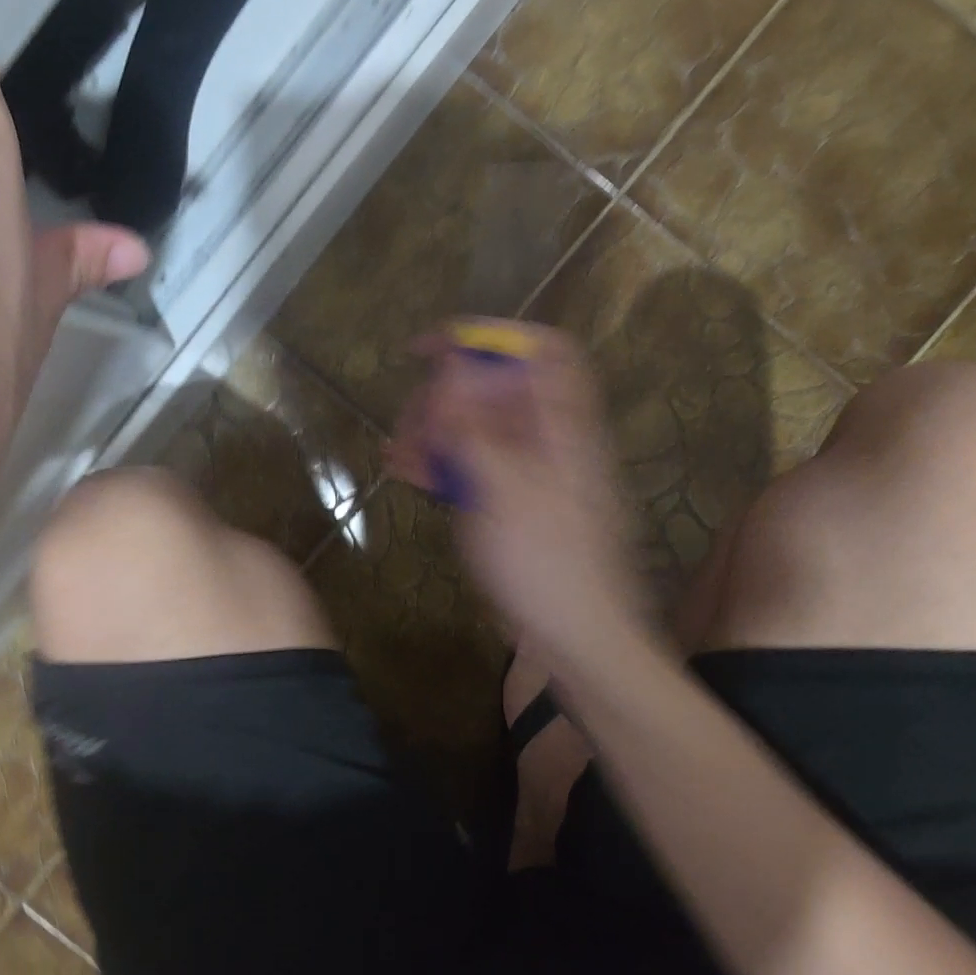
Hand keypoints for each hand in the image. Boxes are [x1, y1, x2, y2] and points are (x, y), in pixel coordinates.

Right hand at [392, 324, 646, 652]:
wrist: (578, 638)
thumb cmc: (546, 564)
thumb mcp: (503, 490)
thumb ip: (473, 426)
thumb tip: (451, 365)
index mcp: (564, 425)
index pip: (541, 350)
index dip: (490, 336)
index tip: (433, 350)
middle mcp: (551, 438)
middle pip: (497, 389)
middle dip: (445, 396)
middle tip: (406, 423)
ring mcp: (532, 471)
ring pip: (479, 427)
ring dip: (435, 431)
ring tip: (397, 454)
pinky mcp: (513, 501)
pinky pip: (476, 464)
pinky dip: (443, 462)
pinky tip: (409, 471)